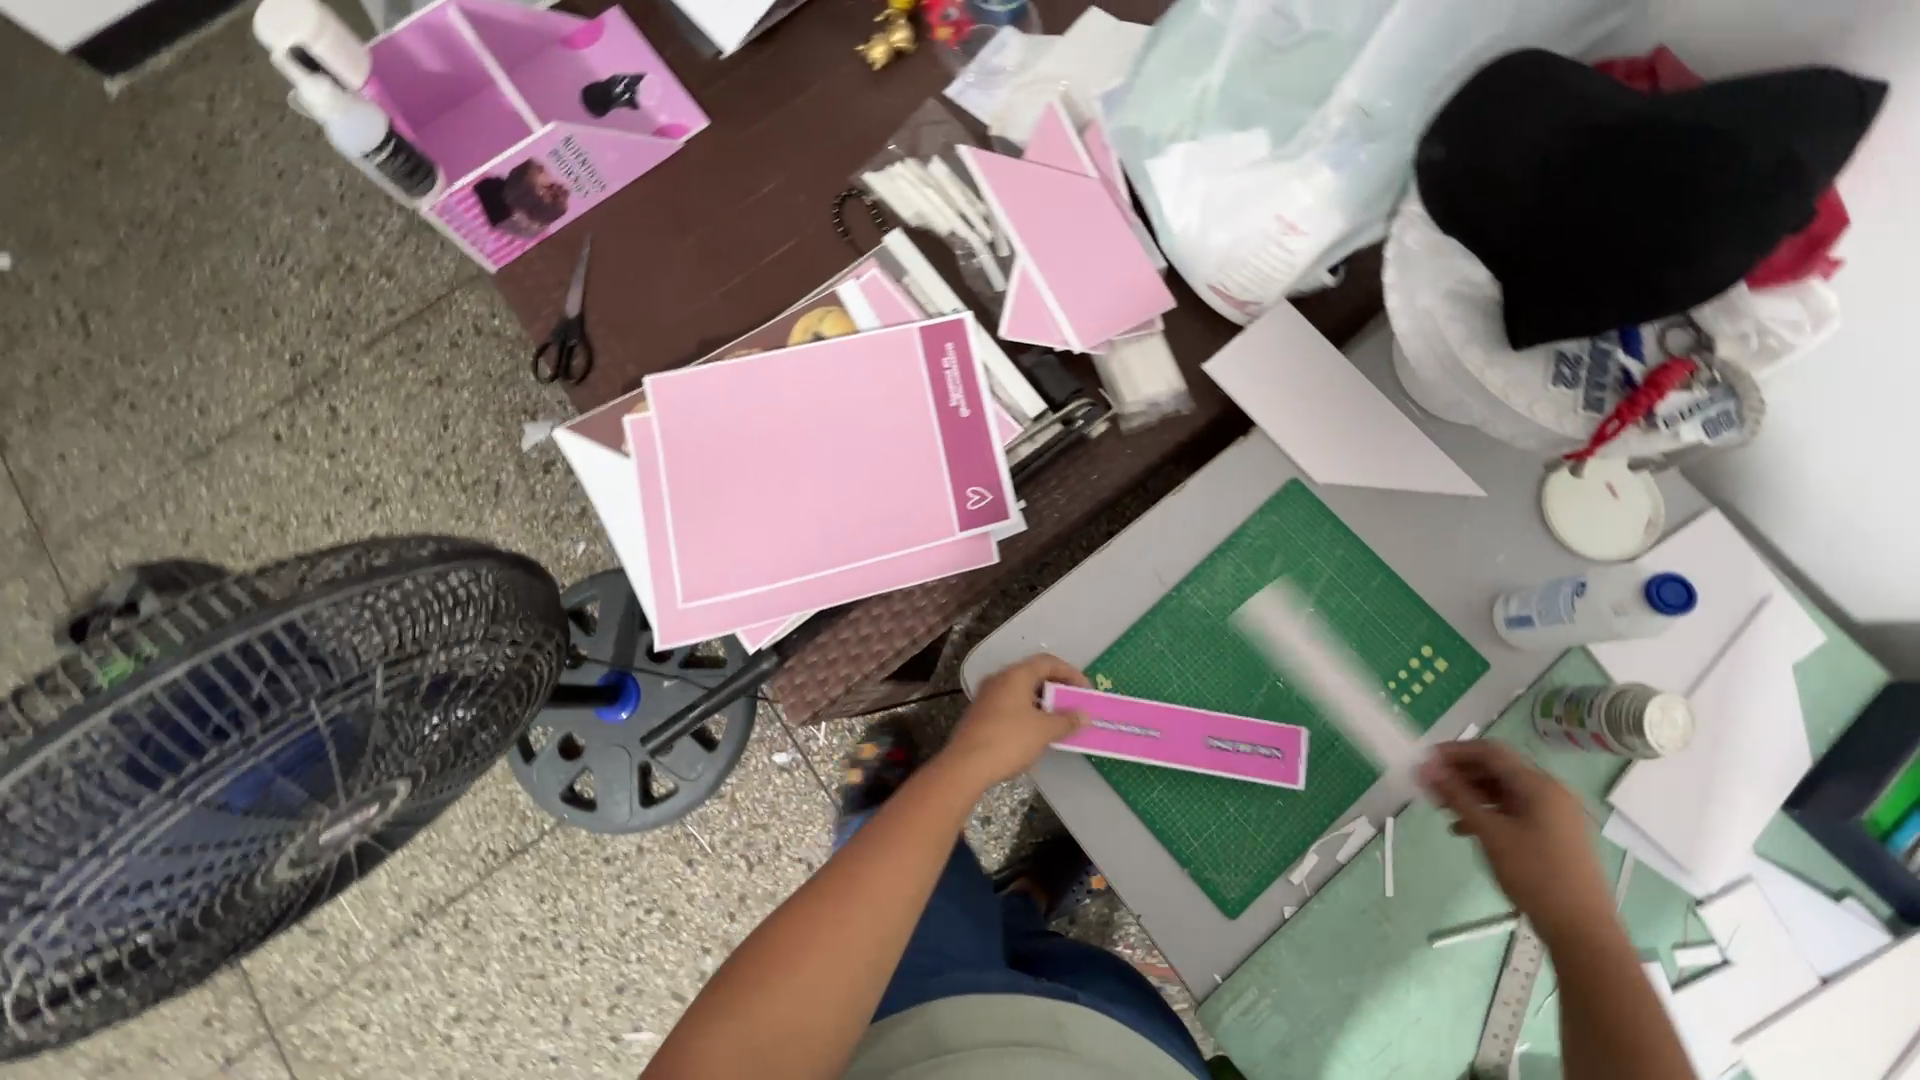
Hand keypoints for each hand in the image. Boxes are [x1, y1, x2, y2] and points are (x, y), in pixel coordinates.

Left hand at [939, 654, 1088, 789]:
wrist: (966, 765)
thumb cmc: (1009, 740)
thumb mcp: (1044, 730)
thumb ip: (1067, 720)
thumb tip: (1084, 715)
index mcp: (1015, 675)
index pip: (1048, 662)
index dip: (1070, 673)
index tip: (1086, 690)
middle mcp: (999, 679)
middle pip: (1033, 674)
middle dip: (1057, 688)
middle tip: (1074, 704)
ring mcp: (987, 695)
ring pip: (1021, 690)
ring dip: (1043, 701)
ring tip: (1059, 719)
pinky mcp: (980, 713)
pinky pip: (1010, 704)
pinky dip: (1028, 711)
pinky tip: (1036, 729)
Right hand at [1418, 741, 1612, 937]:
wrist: (1581, 928)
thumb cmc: (1535, 875)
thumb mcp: (1490, 833)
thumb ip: (1457, 796)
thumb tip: (1426, 769)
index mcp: (1539, 786)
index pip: (1490, 753)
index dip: (1455, 752)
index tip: (1425, 762)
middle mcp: (1550, 793)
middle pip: (1497, 770)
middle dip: (1461, 775)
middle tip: (1430, 787)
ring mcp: (1554, 814)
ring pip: (1504, 792)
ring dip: (1472, 795)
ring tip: (1443, 809)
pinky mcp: (1553, 833)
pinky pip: (1514, 811)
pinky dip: (1488, 813)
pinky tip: (1465, 829)